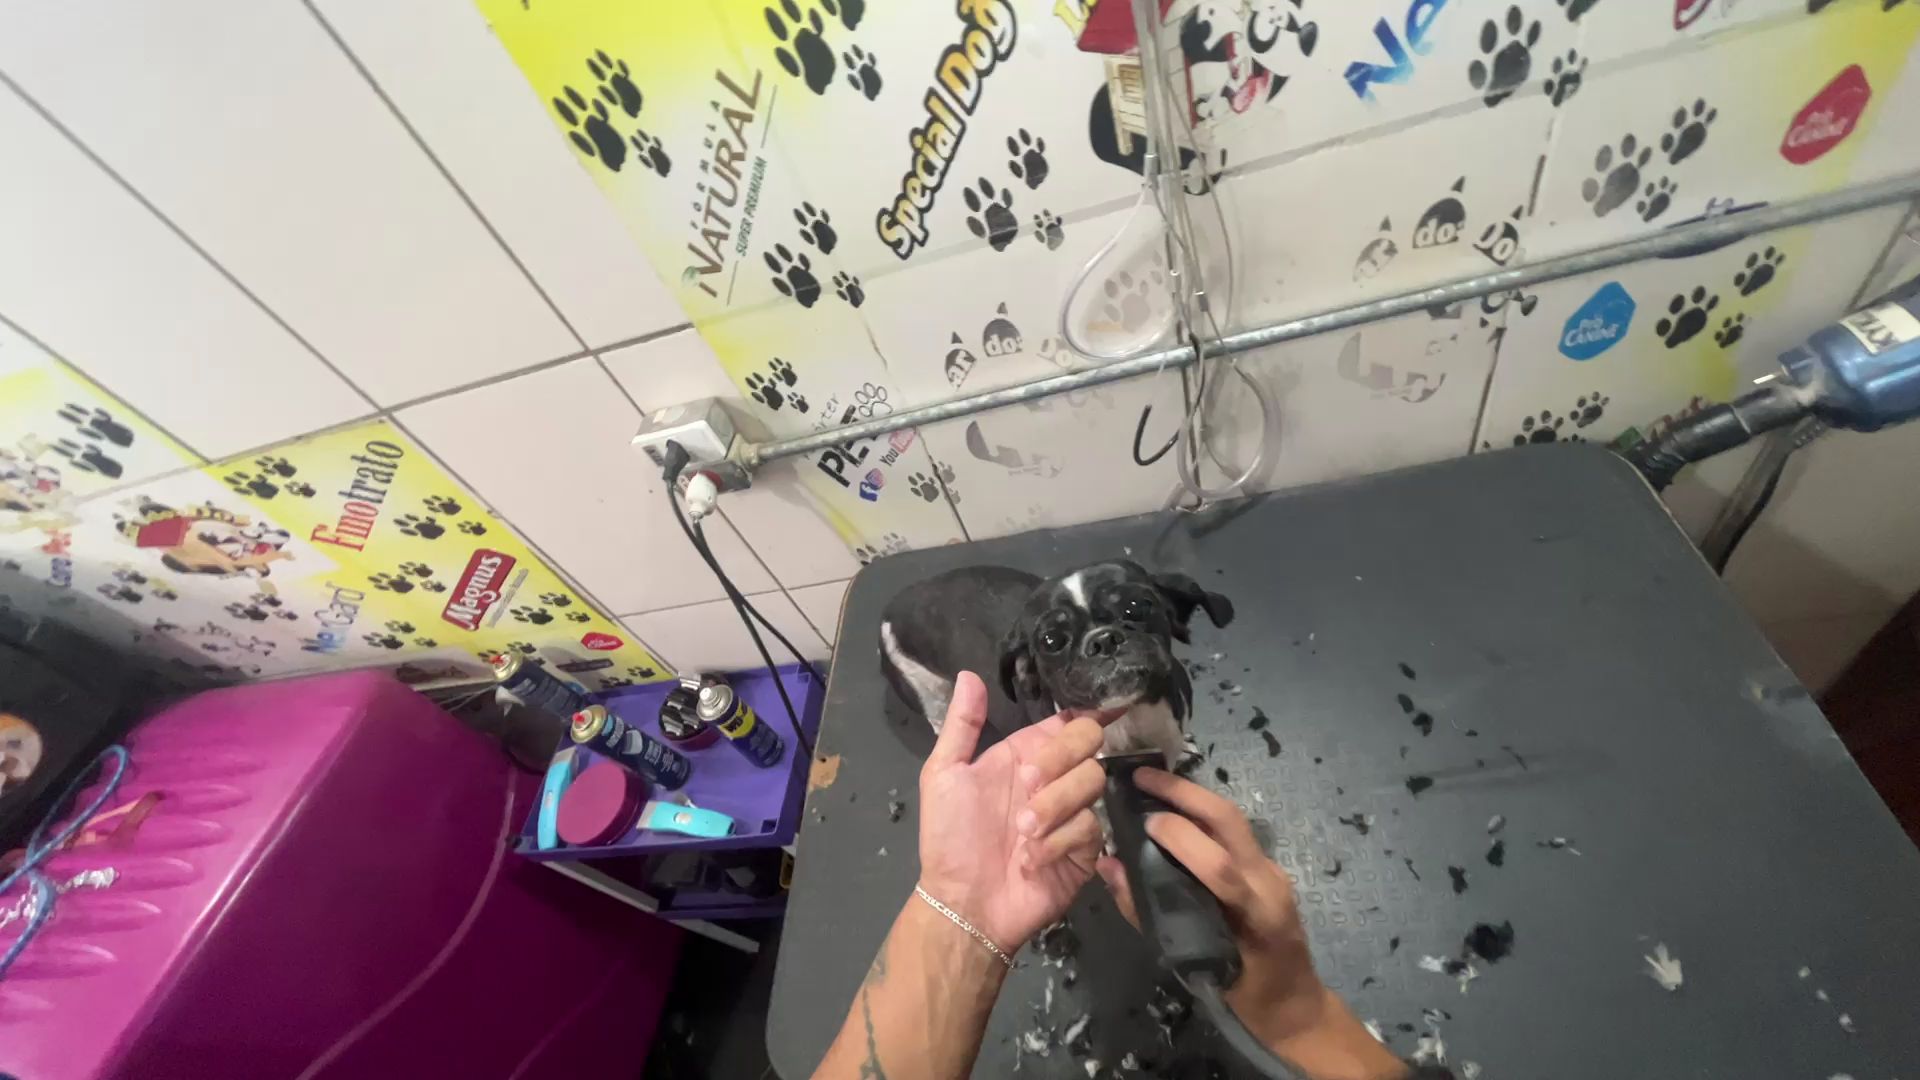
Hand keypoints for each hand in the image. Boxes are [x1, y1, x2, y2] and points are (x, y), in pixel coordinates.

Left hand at [917, 672, 1110, 951]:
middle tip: (1028, 782)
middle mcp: (1054, 777)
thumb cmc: (949, 836)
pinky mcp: (1086, 849)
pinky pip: (1089, 828)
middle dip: (1059, 758)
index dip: (1086, 710)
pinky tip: (1031, 858)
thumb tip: (969, 674)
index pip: (1067, 721)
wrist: (963, 903)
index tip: (1104, 704)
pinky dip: (1057, 842)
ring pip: (1092, 781)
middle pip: (1088, 741)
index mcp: (1026, 753)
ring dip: (1053, 805)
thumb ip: (962, 724)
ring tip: (1022, 831)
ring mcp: (1072, 813)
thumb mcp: (944, 774)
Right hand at [1094, 768, 1327, 1049]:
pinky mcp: (1265, 864)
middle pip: (1229, 820)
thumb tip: (1108, 867)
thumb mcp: (1192, 967)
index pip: (1221, 866)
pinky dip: (1199, 811)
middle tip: (1141, 777)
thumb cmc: (1246, 996)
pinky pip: (1231, 828)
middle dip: (1184, 793)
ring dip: (1190, 794)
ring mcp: (1270, 869)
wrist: (1297, 1007)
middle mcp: (1268, 881)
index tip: (1144, 822)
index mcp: (1257, 914)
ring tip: (1151, 783)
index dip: (1182, 838)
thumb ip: (1147, 916)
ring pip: (1232, 817)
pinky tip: (1173, 808)